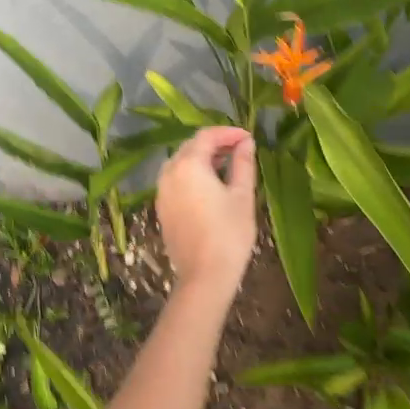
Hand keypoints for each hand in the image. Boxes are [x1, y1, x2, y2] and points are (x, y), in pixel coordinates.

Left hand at [154, 127, 257, 299]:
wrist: (204, 276)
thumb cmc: (229, 233)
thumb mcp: (242, 196)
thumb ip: (243, 164)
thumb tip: (246, 142)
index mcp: (188, 164)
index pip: (207, 136)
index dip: (228, 132)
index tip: (248, 137)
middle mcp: (169, 172)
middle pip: (191, 146)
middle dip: (215, 143)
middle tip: (240, 148)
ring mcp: (161, 191)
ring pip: (181, 162)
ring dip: (202, 158)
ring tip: (226, 165)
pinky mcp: (162, 207)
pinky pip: (175, 180)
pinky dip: (192, 174)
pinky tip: (209, 184)